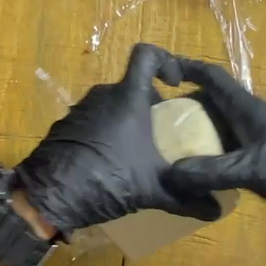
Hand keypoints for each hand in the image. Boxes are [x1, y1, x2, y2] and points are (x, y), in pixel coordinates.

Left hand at [14, 43, 223, 236]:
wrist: (49, 196)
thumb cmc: (107, 179)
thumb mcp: (153, 190)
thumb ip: (186, 197)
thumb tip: (217, 210)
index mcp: (128, 97)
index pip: (147, 55)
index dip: (165, 60)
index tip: (175, 84)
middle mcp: (103, 95)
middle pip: (133, 86)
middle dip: (151, 106)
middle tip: (164, 132)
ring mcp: (81, 109)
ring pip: (114, 105)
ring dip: (129, 122)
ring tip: (140, 152)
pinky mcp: (66, 127)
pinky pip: (95, 121)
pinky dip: (108, 134)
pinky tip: (113, 163)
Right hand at [164, 59, 265, 235]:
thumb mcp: (254, 171)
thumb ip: (212, 171)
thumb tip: (169, 172)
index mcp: (249, 109)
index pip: (212, 77)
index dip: (186, 67)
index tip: (158, 69)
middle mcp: (250, 117)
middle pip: (211, 100)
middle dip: (183, 104)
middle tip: (154, 119)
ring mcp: (257, 138)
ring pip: (217, 126)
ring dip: (194, 131)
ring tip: (166, 145)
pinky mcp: (261, 158)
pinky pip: (226, 148)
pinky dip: (207, 153)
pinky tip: (194, 171)